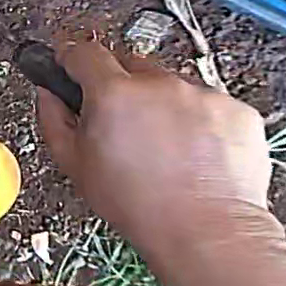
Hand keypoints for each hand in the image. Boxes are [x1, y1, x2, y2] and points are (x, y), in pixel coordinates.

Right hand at [35, 39, 284, 268]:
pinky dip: (196, 118)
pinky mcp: (237, 110)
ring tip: (160, 144)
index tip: (69, 64)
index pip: (84, 52)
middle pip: (128, 64)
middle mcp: (159, 84)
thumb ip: (53, 118)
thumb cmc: (137, 203)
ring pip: (168, 83)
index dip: (72, 58)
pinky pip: (206, 102)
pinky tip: (190, 151)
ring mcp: (202, 94)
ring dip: (159, 101)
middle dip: (118, 84)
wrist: (207, 232)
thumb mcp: (73, 163)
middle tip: (118, 119)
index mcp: (113, 94)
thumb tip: (48, 94)